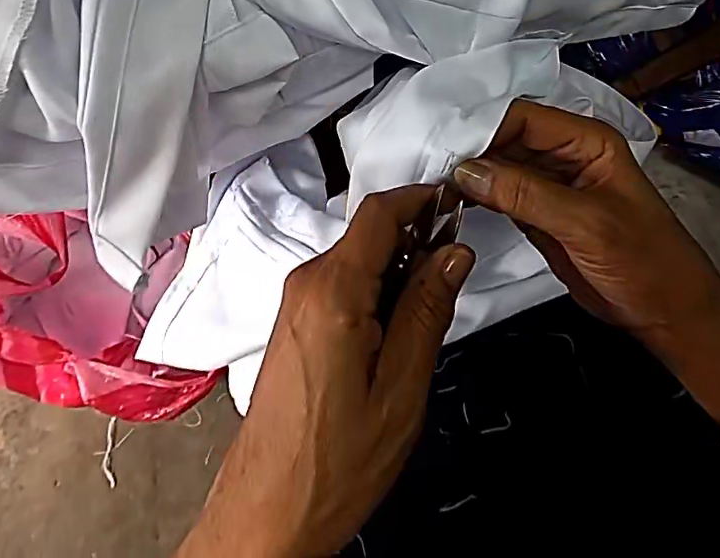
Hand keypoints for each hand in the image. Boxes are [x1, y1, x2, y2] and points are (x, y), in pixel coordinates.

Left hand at [182, 186, 473, 557]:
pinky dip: (380, 285)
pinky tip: (398, 325)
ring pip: (361, 255)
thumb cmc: (329, 466)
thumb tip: (453, 254)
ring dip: (401, 265)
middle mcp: (307, 288)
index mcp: (333, 294)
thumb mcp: (401, 387)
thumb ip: (429, 309)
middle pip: (371, 231)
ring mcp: (297, 304)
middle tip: (453, 267)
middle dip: (418, 237)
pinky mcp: (296, 322)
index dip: (423, 198)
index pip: (380, 212)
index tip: (456, 206)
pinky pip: (345, 280)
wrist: (263, 520)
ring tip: (430, 306)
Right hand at [452, 100, 719, 353]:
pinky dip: (481, 198)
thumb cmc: (646, 259)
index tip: (445, 146)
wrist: (667, 311)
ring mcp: (554, 185)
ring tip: (434, 183)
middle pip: (509, 138)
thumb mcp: (587, 223)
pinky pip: (505, 196)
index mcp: (588, 141)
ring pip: (503, 167)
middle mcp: (569, 155)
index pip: (525, 118)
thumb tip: (468, 169)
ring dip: (473, 175)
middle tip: (430, 166)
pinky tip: (456, 202)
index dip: (484, 128)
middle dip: (473, 150)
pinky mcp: (543, 214)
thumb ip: (526, 194)